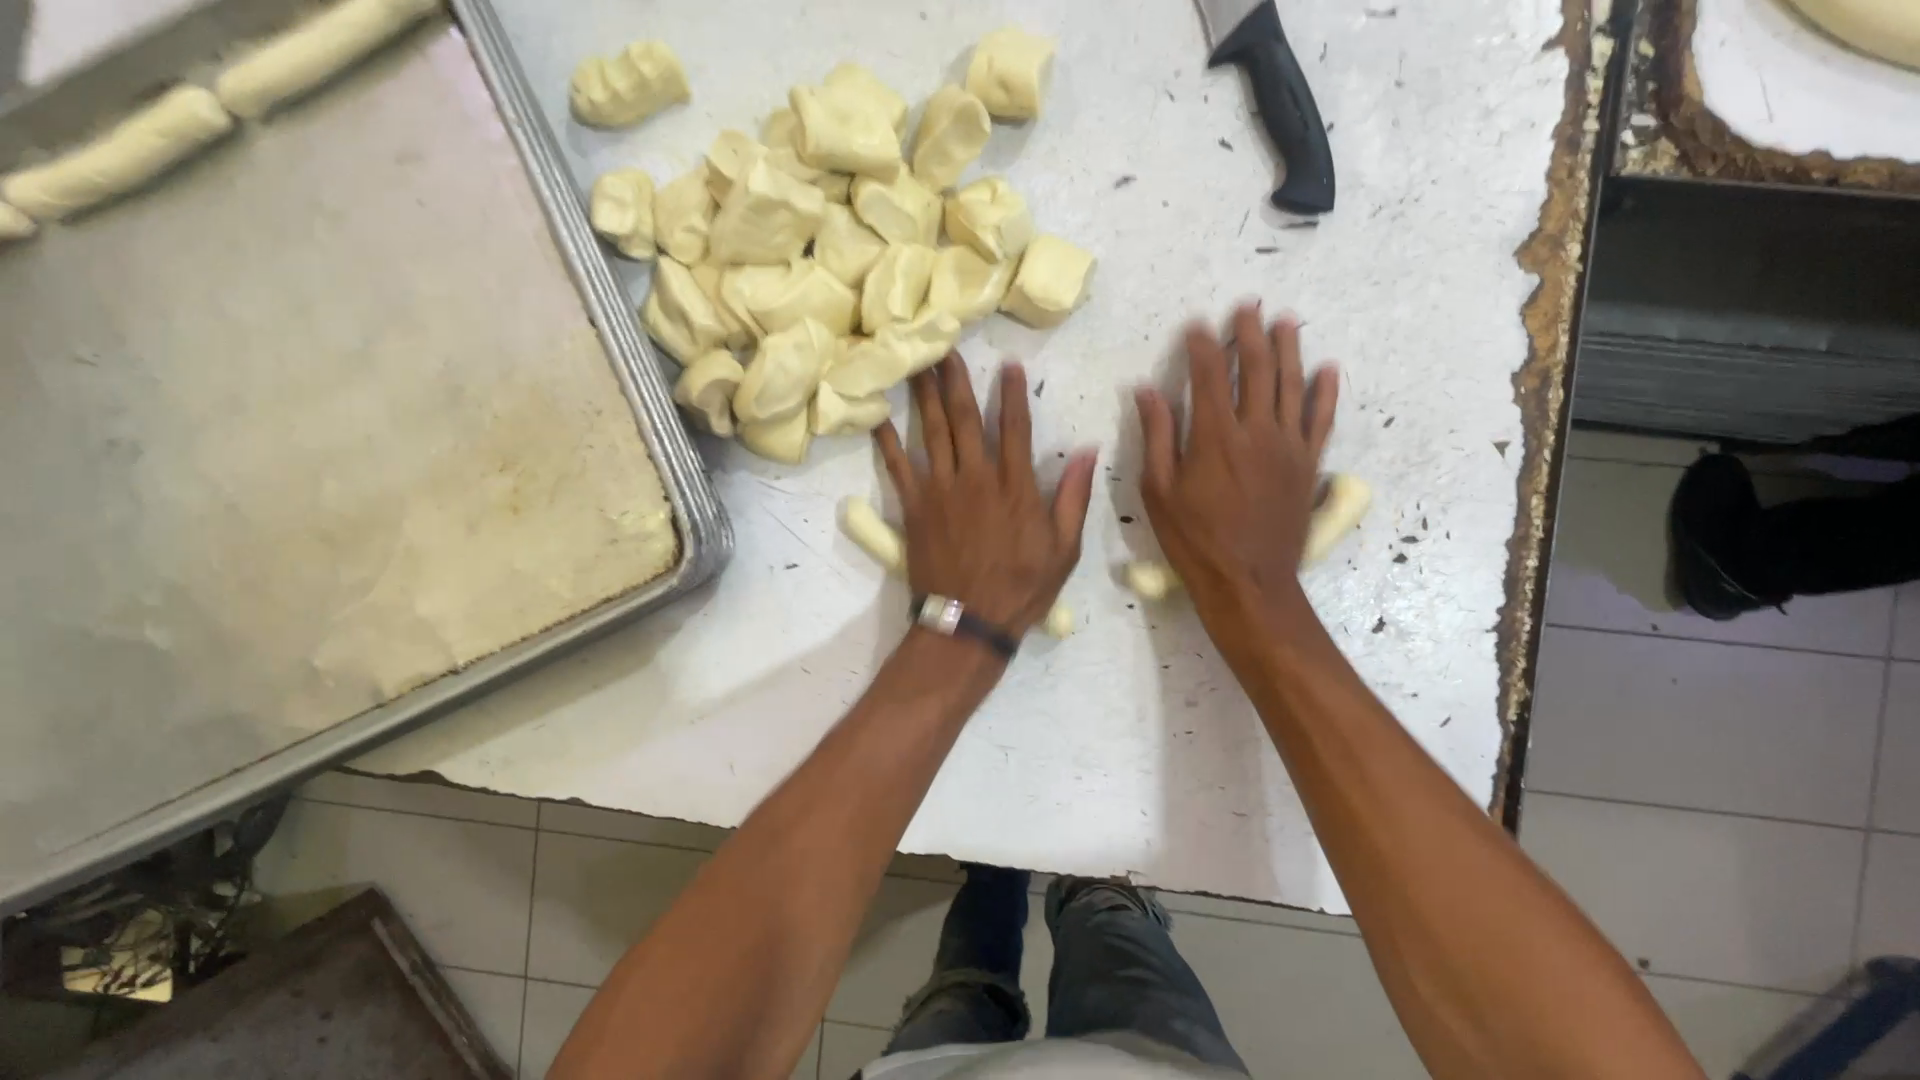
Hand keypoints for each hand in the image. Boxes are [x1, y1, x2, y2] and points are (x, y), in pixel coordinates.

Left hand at [876, 354, 1095, 637]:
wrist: (970, 621)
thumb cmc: (1022, 588)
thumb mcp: (1064, 549)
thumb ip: (1073, 498)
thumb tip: (1087, 451)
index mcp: (1016, 487)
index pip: (1015, 429)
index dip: (1013, 395)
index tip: (1009, 364)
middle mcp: (976, 478)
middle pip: (965, 419)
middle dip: (956, 380)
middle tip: (944, 344)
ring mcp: (941, 491)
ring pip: (933, 432)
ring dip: (924, 395)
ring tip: (916, 362)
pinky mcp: (915, 507)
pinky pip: (898, 466)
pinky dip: (887, 439)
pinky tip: (878, 414)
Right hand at [1135, 304, 1337, 627]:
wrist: (1248, 580)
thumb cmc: (1194, 539)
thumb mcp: (1159, 491)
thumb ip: (1158, 436)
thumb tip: (1147, 390)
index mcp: (1214, 436)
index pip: (1208, 375)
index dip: (1202, 345)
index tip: (1197, 325)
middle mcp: (1256, 430)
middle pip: (1256, 368)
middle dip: (1249, 334)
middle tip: (1247, 307)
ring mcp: (1288, 445)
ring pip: (1291, 384)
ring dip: (1288, 348)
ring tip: (1284, 321)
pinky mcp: (1308, 463)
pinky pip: (1321, 418)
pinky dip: (1325, 391)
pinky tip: (1326, 368)